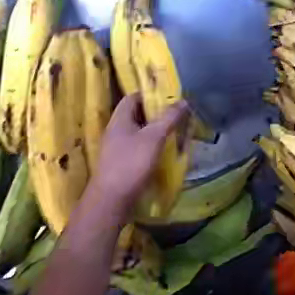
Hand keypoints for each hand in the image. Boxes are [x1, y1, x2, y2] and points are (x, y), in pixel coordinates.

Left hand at [76, 95, 189, 224]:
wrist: (111, 200)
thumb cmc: (131, 163)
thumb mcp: (153, 137)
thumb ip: (168, 118)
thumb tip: (183, 101)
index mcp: (119, 119)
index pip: (132, 97)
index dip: (150, 95)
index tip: (168, 99)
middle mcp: (115, 130)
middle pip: (135, 115)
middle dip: (155, 114)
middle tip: (175, 117)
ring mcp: (116, 148)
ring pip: (137, 133)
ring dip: (154, 132)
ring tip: (173, 134)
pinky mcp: (120, 164)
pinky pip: (136, 148)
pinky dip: (150, 147)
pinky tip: (163, 154)